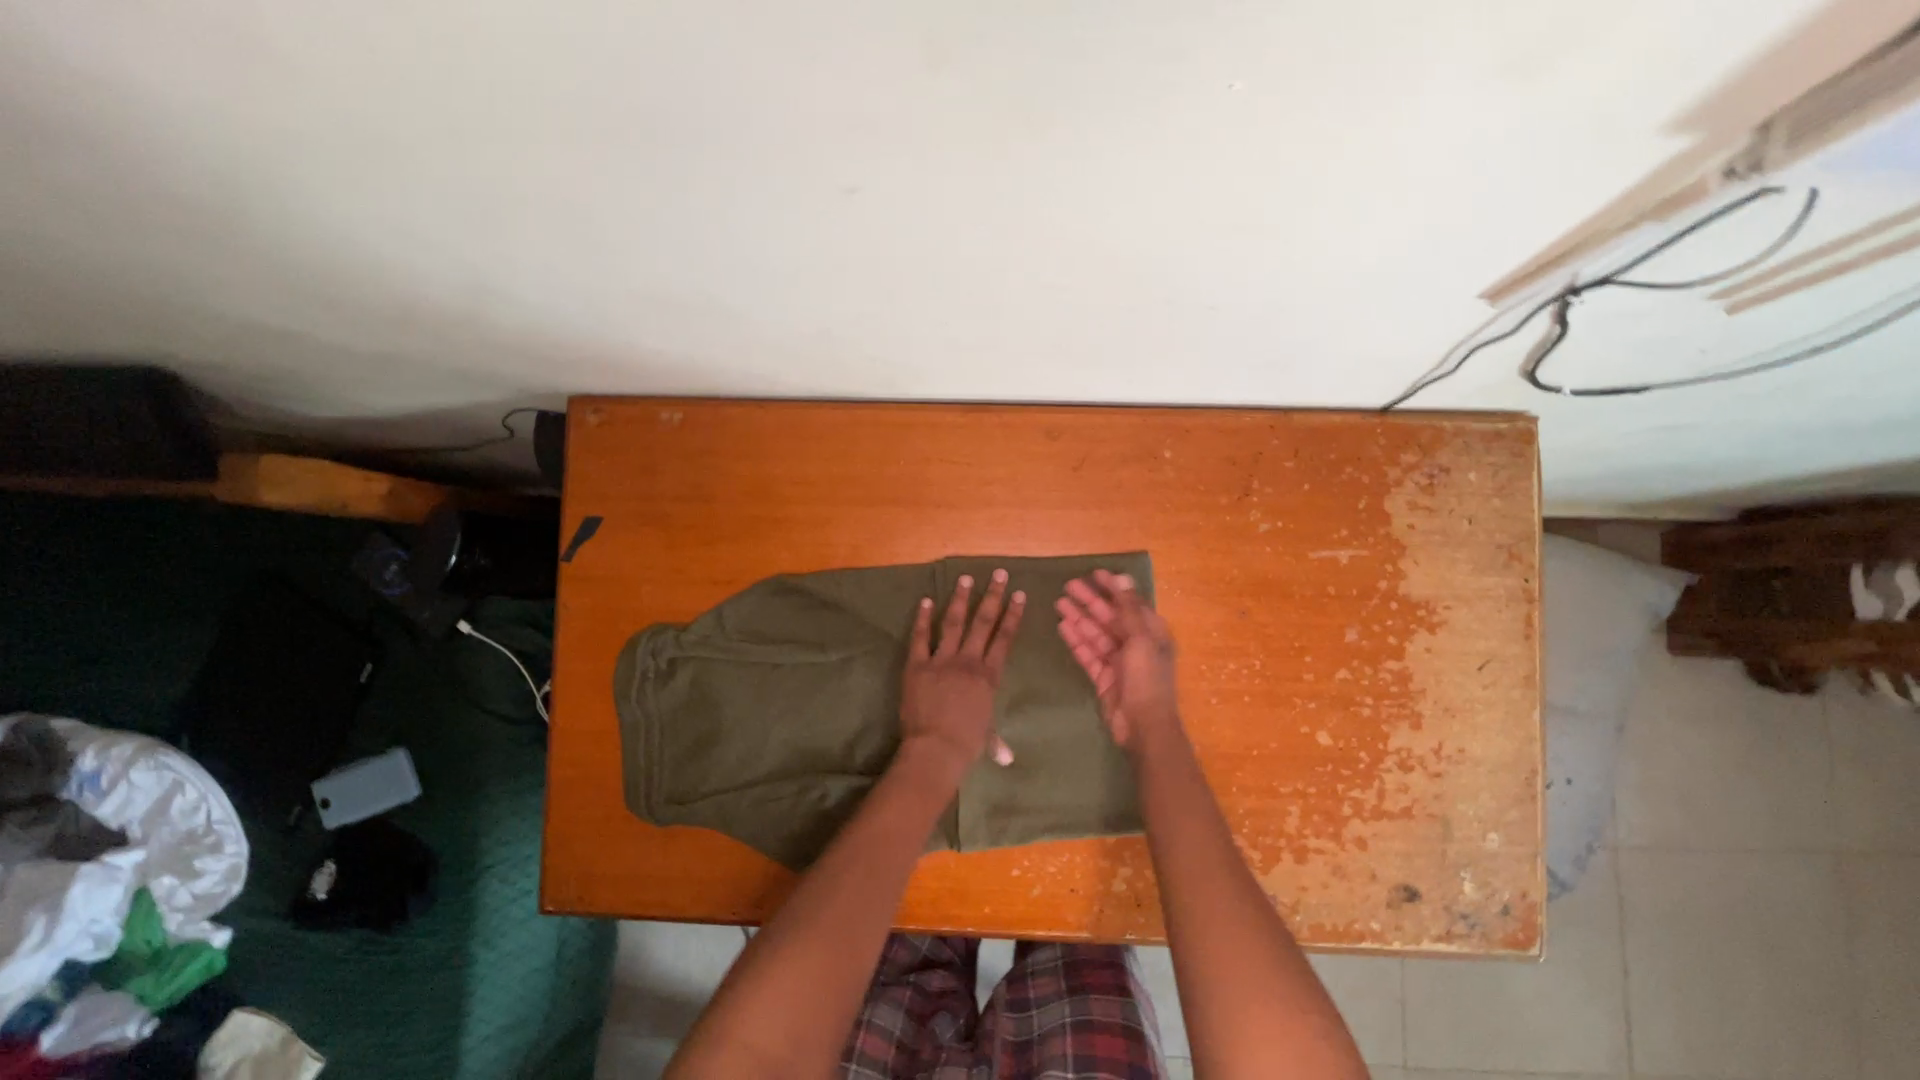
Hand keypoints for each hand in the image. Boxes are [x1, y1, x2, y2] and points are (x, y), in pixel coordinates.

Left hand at [899, 569, 1024, 774]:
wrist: (936, 748)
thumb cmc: (966, 744)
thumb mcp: (985, 739)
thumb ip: (995, 742)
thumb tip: (1008, 758)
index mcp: (988, 677)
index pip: (1004, 639)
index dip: (1013, 616)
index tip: (1019, 595)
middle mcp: (968, 662)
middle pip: (983, 623)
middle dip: (992, 597)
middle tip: (998, 574)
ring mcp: (942, 661)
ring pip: (954, 623)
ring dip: (960, 600)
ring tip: (966, 578)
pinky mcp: (917, 666)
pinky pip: (920, 638)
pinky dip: (922, 619)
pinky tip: (925, 601)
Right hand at [1056, 569, 1179, 749]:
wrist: (1143, 725)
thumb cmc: (1147, 679)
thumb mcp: (1141, 639)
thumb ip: (1128, 610)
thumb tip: (1123, 579)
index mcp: (1151, 632)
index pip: (1130, 603)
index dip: (1113, 587)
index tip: (1094, 573)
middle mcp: (1136, 644)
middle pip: (1110, 617)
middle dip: (1090, 601)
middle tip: (1068, 585)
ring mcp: (1119, 662)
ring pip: (1096, 634)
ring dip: (1079, 618)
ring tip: (1059, 603)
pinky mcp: (1104, 677)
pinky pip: (1088, 653)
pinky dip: (1077, 640)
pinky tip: (1063, 627)